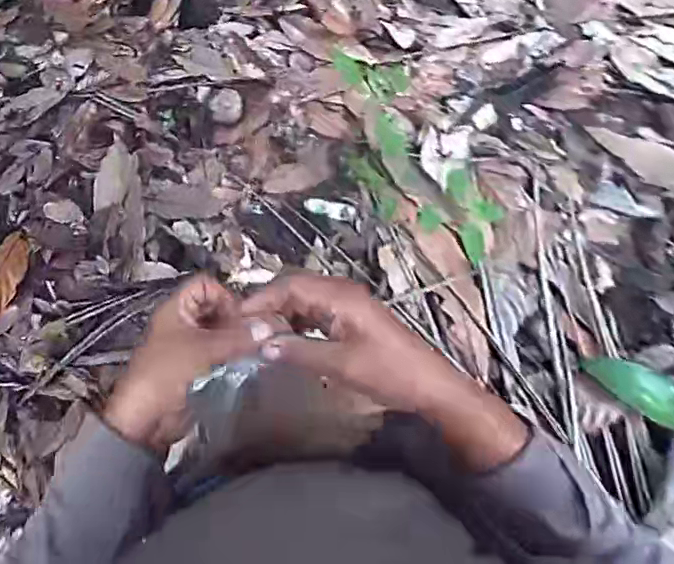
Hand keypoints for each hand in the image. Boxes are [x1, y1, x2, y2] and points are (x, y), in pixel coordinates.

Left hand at [103, 274, 262, 452]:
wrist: (147, 417)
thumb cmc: (163, 374)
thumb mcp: (202, 350)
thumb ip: (236, 339)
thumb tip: (265, 328)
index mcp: (176, 307)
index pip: (205, 285)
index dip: (223, 295)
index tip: (240, 314)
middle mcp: (183, 322)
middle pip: (215, 308)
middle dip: (234, 319)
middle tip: (252, 333)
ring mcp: (190, 344)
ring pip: (219, 332)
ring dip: (236, 339)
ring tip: (253, 349)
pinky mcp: (198, 367)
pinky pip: (220, 354)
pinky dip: (233, 356)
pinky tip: (246, 363)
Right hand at [242, 272, 527, 471]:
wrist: (434, 388)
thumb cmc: (390, 373)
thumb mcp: (341, 365)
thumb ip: (299, 351)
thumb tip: (263, 344)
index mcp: (338, 294)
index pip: (288, 286)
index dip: (261, 299)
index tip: (238, 316)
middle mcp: (340, 290)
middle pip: (293, 287)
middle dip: (268, 304)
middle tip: (245, 325)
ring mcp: (347, 301)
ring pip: (303, 297)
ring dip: (282, 312)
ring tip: (262, 333)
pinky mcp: (352, 315)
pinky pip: (315, 308)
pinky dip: (298, 320)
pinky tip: (288, 337)